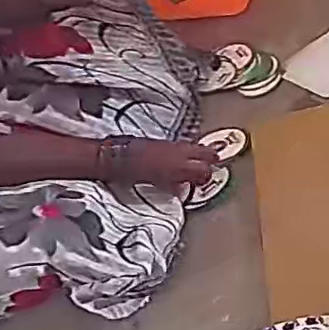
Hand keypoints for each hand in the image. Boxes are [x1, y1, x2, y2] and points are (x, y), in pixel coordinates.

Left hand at [102, 138, 218, 185]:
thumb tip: (182, 188)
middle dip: (210, 159)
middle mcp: (180, 153)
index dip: (206, 177)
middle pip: (206, 153)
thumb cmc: (134, 174)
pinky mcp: (166, 141)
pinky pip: (184, 145)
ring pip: (196, 147)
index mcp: (181, 167)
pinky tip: (183, 155)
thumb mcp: (159, 185)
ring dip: (200, 153)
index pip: (204, 170)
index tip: (204, 181)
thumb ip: (175, 186)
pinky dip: (188, 150)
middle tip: (212, 165)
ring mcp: (173, 145)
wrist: (115, 158)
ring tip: (201, 158)